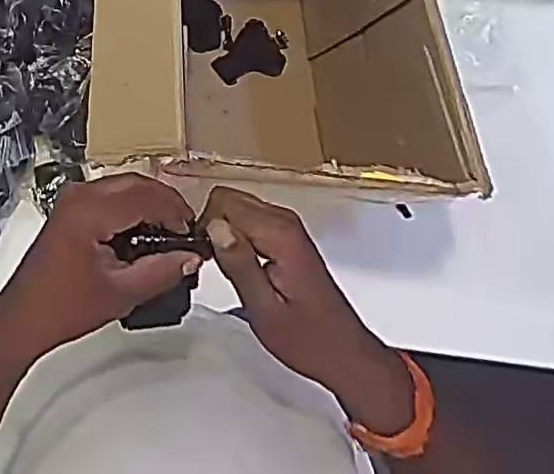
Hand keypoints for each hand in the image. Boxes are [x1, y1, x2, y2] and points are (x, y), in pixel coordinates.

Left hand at [0, 173, 201, 365]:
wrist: (26, 314)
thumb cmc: (63, 306)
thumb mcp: (122, 293)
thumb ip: (161, 271)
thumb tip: (190, 257)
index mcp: (89, 211)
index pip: (144, 196)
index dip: (174, 210)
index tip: (193, 229)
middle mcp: (78, 196)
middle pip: (133, 183)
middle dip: (164, 201)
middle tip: (185, 228)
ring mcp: (71, 198)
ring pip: (121, 185)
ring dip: (148, 202)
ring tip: (170, 232)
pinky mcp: (70, 207)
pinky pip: (108, 194)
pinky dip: (130, 206)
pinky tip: (144, 231)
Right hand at [203, 186, 414, 434]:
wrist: (346, 355)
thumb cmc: (310, 340)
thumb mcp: (264, 311)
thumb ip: (238, 264)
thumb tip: (215, 227)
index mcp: (280, 235)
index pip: (223, 202)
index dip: (208, 228)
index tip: (211, 257)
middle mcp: (285, 221)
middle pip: (227, 198)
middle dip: (213, 226)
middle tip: (220, 264)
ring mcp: (286, 225)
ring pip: (235, 205)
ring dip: (224, 232)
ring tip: (233, 269)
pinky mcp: (285, 233)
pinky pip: (247, 218)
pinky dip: (236, 236)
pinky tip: (243, 266)